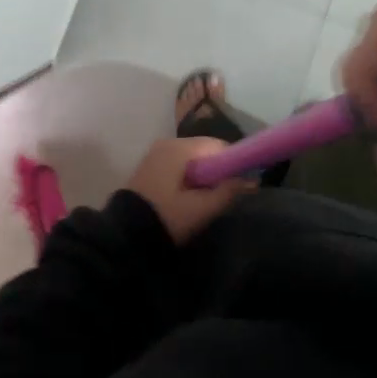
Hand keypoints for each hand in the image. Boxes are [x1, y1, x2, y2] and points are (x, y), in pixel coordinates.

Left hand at [125, 137, 251, 243]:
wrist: (125, 235)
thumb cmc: (167, 217)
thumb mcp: (202, 209)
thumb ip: (229, 191)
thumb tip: (251, 179)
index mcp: (180, 148)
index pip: (218, 146)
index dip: (233, 163)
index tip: (240, 184)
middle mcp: (167, 143)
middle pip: (205, 150)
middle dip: (217, 170)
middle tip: (221, 196)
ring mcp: (156, 153)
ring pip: (192, 159)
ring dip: (202, 176)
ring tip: (205, 200)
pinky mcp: (150, 166)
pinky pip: (178, 165)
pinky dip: (188, 177)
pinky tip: (188, 198)